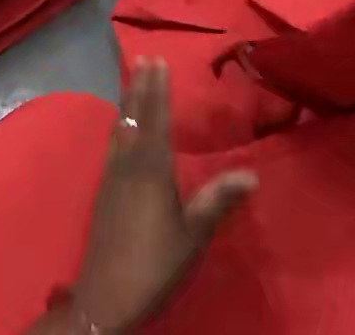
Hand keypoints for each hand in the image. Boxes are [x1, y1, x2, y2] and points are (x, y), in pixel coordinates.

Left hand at [68, 58, 256, 332]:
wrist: (105, 294)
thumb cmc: (155, 262)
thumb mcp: (193, 234)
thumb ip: (218, 200)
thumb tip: (251, 174)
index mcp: (152, 168)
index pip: (157, 118)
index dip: (158, 89)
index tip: (158, 61)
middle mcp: (129, 162)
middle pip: (135, 115)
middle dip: (141, 86)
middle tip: (144, 59)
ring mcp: (112, 174)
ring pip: (121, 125)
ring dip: (128, 101)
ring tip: (132, 81)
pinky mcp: (103, 188)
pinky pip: (112, 142)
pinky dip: (118, 123)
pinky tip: (118, 126)